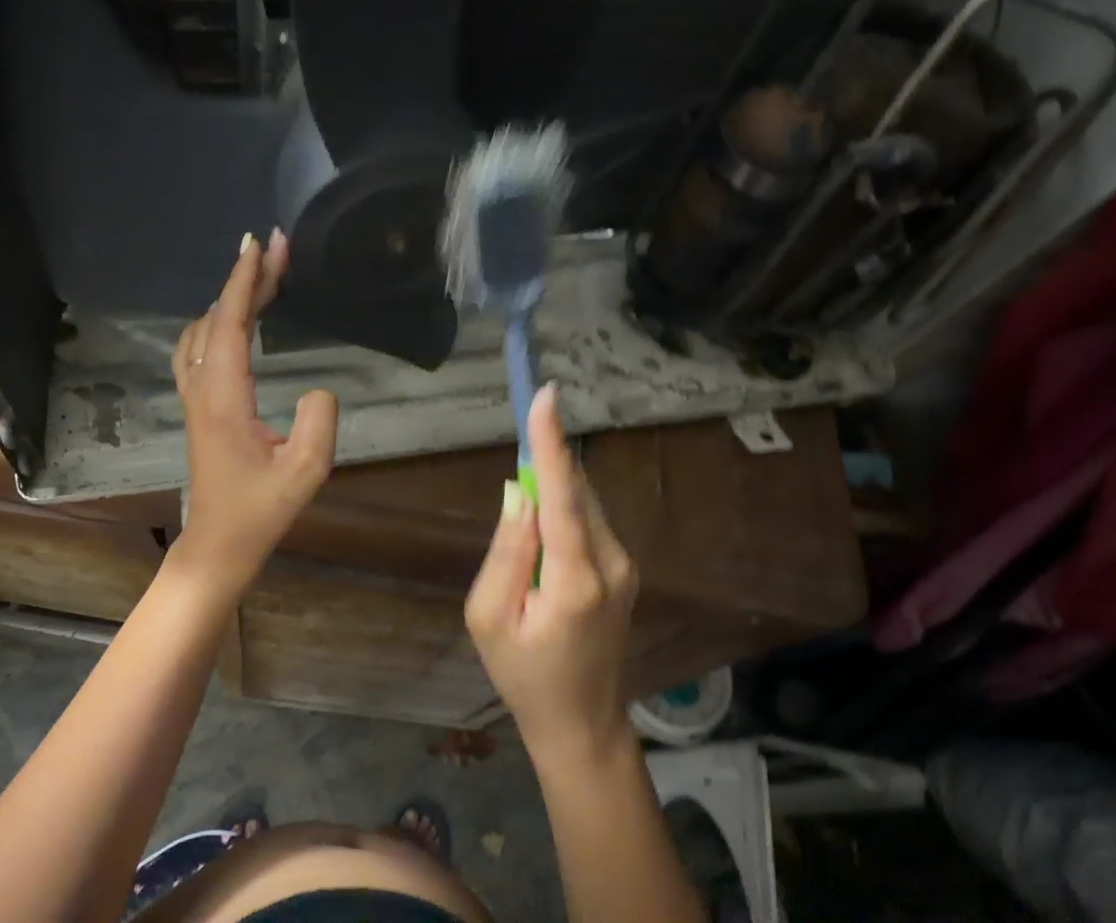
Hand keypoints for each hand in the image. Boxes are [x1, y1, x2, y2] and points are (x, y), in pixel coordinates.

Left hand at [169, 229, 337, 592]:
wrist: (219, 543)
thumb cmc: (260, 511)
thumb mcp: (305, 472)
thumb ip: (318, 423)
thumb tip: (318, 389)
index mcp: (224, 398)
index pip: (231, 324)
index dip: (246, 281)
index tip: (260, 244)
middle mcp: (202, 389)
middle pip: (216, 319)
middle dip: (244, 279)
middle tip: (275, 247)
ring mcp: (193, 398)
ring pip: (201, 332)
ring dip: (229, 299)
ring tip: (261, 278)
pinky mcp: (196, 408)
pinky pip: (196, 349)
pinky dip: (215, 321)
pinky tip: (232, 321)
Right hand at [465, 383, 637, 763]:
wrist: (580, 720)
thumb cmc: (523, 674)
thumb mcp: (488, 616)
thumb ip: (506, 550)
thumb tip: (519, 492)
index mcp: (575, 579)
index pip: (563, 496)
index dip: (552, 443)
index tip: (547, 396)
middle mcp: (612, 564)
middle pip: (578, 491)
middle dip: (549, 462)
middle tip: (524, 434)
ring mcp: (626, 567)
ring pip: (587, 503)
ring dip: (556, 487)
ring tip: (530, 500)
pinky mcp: (626, 571)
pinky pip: (592, 522)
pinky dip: (566, 509)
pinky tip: (543, 530)